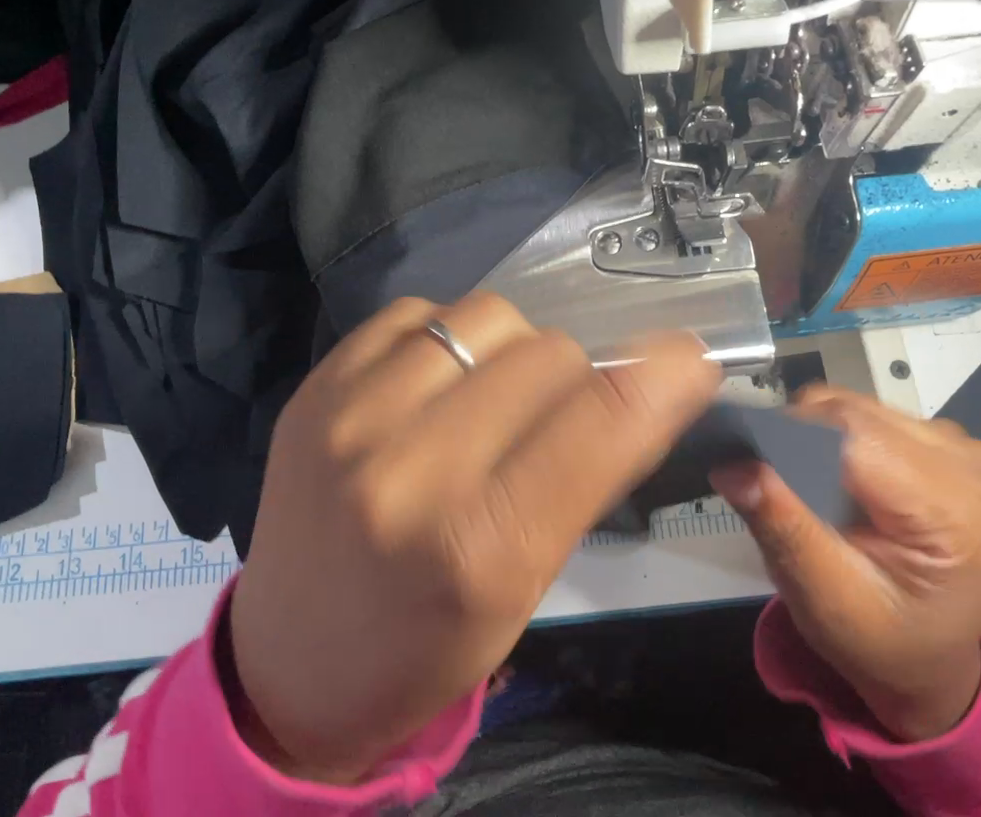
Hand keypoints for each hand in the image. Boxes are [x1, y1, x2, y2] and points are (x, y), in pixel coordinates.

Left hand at [228, 293, 721, 781]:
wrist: (292, 666)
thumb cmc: (428, 647)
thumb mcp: (525, 588)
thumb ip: (584, 478)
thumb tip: (650, 382)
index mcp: (481, 546)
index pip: (602, 417)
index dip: (663, 375)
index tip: (687, 361)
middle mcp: (411, 469)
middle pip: (550, 352)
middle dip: (580, 376)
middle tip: (562, 414)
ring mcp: (349, 419)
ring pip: (485, 315)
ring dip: (514, 348)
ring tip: (494, 393)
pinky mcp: (313, 390)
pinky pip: (414, 313)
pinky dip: (445, 338)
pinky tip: (437, 382)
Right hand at [708, 385, 980, 740]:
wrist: (929, 665)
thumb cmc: (880, 641)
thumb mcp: (823, 598)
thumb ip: (785, 527)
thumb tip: (733, 465)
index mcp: (955, 510)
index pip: (856, 434)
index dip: (792, 434)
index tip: (746, 457)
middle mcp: (972, 466)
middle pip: (858, 415)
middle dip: (802, 438)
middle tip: (770, 481)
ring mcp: (966, 450)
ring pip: (861, 409)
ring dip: (820, 437)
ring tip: (807, 487)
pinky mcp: (951, 445)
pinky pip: (875, 417)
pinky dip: (842, 440)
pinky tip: (840, 483)